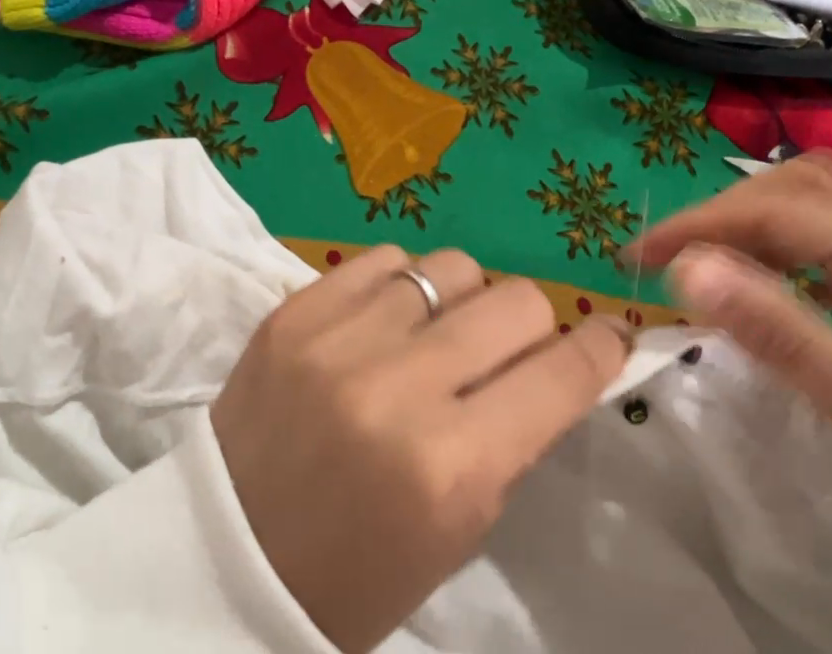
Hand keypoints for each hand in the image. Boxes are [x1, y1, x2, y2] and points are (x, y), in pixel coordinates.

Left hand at [212, 246, 630, 652]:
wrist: (224, 562)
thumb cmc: (359, 571)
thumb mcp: (462, 524)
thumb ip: (518, 434)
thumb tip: (561, 360)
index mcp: (452, 467)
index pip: (563, 373)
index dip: (602, 347)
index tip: (608, 337)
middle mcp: (399, 390)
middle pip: (517, 301)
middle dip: (534, 326)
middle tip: (510, 352)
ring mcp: (337, 341)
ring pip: (454, 266)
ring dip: (465, 302)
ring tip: (439, 336)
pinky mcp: (291, 313)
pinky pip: (385, 259)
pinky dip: (404, 286)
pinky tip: (389, 321)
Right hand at [625, 154, 831, 645]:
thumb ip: (786, 334)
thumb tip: (689, 269)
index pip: (778, 211)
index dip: (699, 225)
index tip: (634, 260)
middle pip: (800, 193)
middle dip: (720, 215)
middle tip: (661, 263)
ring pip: (819, 217)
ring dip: (750, 228)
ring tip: (696, 271)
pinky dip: (782, 257)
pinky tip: (762, 290)